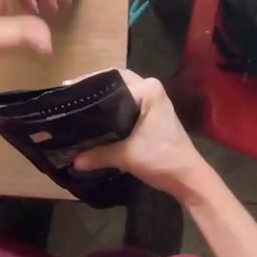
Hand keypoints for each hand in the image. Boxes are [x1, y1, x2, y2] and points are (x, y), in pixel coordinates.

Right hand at [72, 69, 211, 200]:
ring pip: (122, 93)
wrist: (188, 178)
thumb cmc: (161, 159)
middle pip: (116, 81)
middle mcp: (151, 88)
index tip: (68, 90)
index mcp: (148, 89)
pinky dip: (113, 108)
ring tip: (80, 106)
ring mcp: (154, 100)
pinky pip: (128, 103)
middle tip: (71, 97)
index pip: (112, 78)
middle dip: (94, 88)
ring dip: (104, 98)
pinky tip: (98, 118)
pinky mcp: (153, 114)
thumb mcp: (127, 156)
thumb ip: (99, 155)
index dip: (89, 82)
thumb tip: (73, 161)